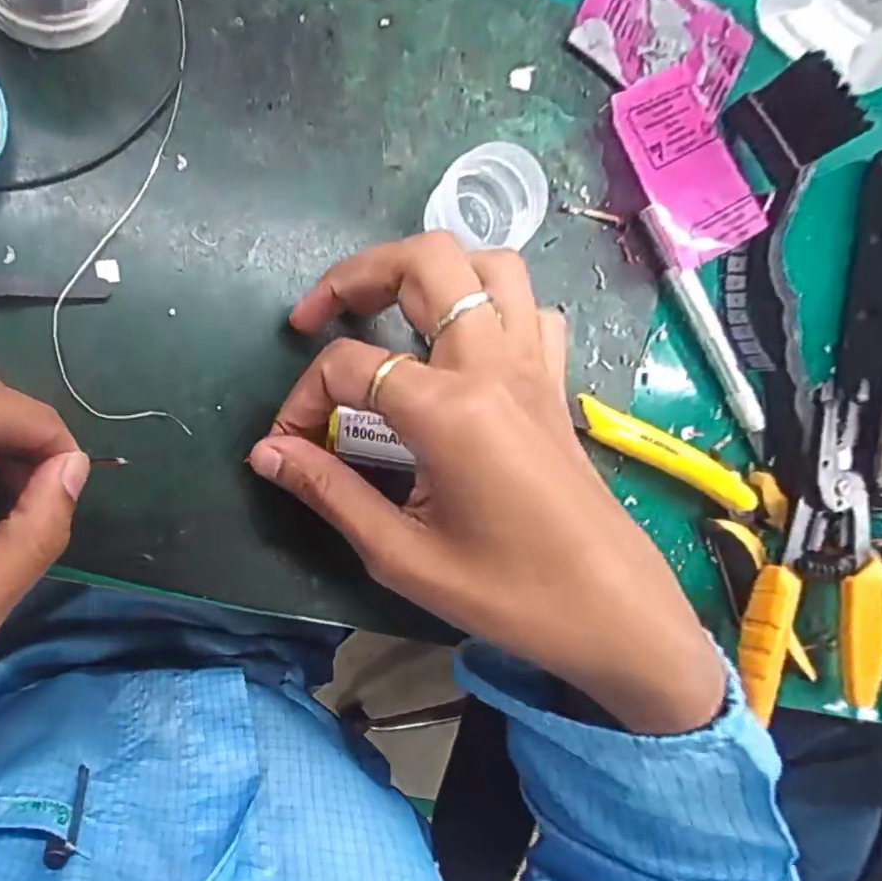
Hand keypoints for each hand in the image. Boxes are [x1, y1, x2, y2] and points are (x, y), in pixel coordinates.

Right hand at [248, 233, 723, 733]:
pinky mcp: (554, 383)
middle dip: (353, 277)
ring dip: (422, 273)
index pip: (347, 368)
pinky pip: (525, 307)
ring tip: (377, 312)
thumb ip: (326, 490)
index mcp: (450, 410)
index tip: (287, 449)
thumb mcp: (396, 553)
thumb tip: (265, 452)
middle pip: (426, 262)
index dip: (300, 402)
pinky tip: (451, 344)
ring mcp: (535, 367)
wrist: (616, 617)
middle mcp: (495, 367)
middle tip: (311, 318)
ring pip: (486, 264)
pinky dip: (480, 303)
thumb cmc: (504, 593)